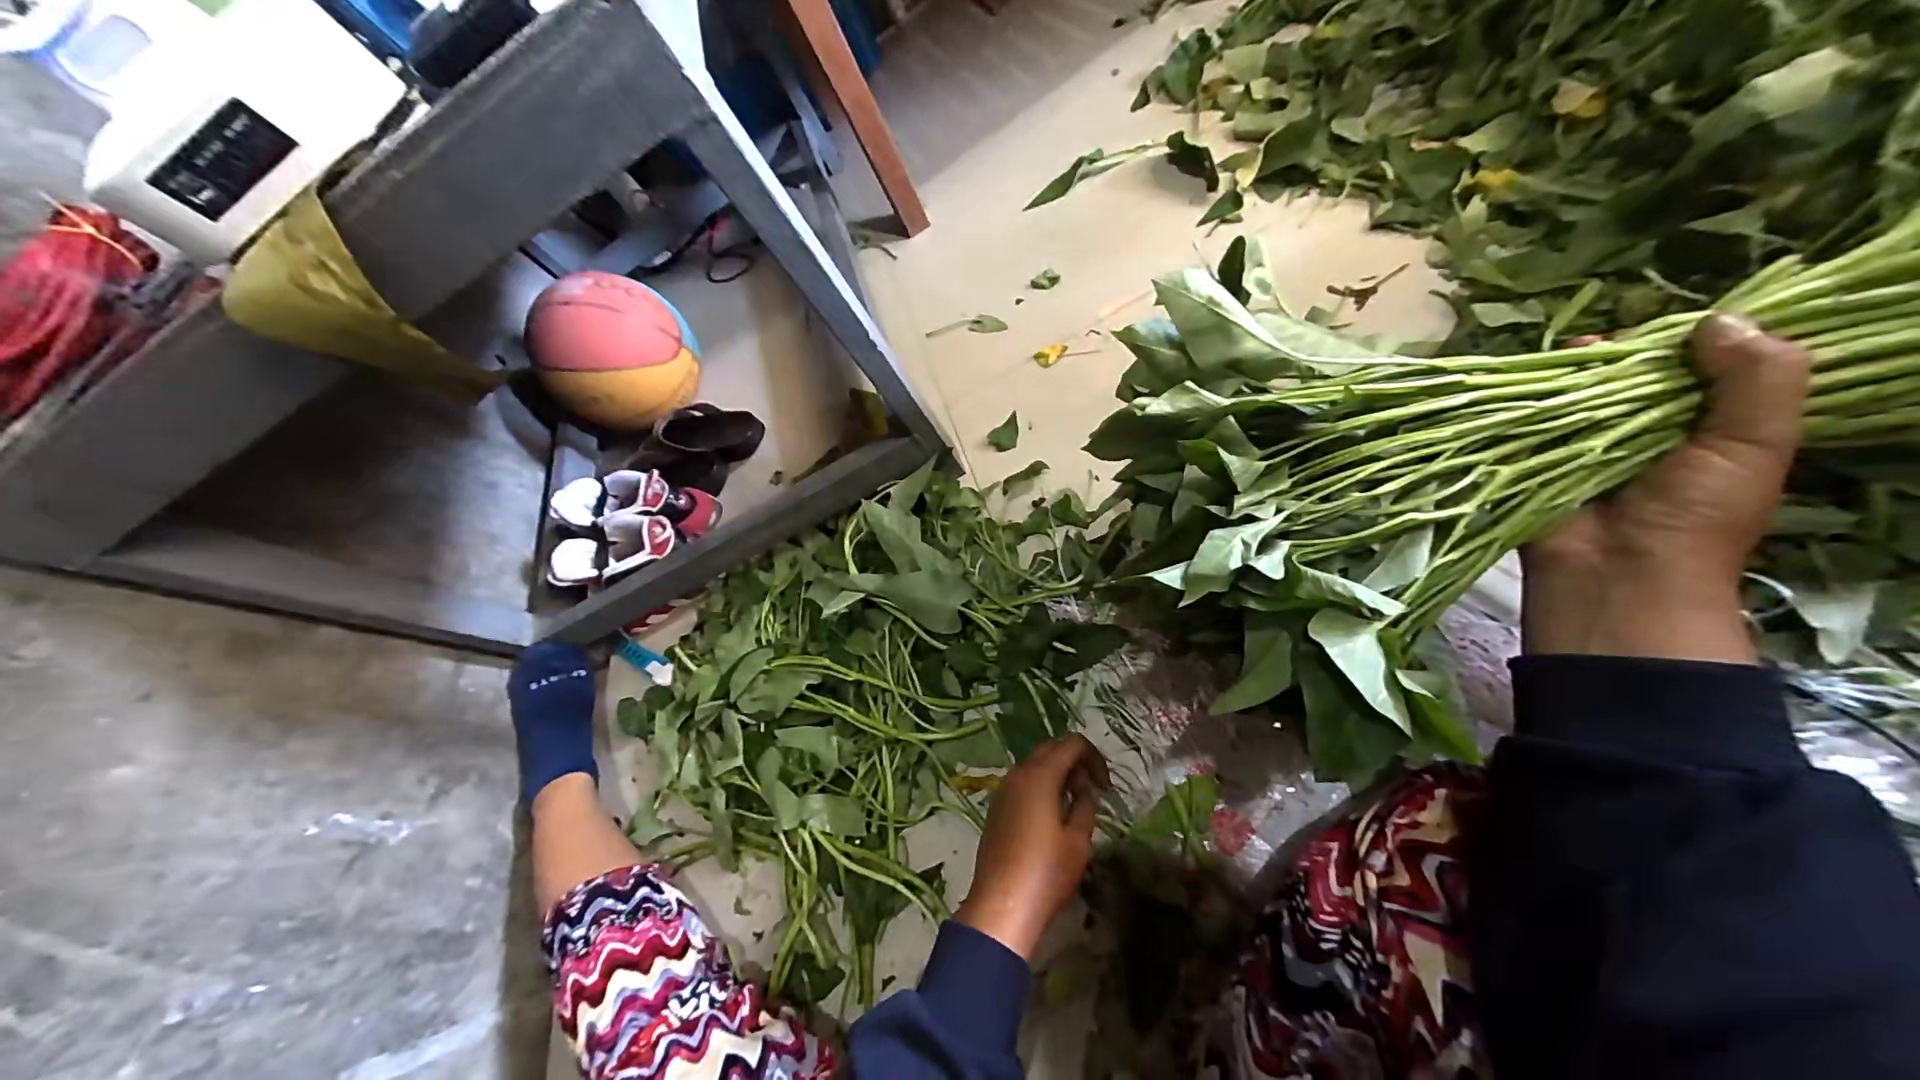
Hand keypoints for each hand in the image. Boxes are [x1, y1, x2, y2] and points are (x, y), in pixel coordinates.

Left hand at [956, 734, 1109, 960]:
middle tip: (1092, 791)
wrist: (1002, 904)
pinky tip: (1052, 816)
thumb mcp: (1078, 839)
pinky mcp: (996, 807)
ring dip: (1058, 774)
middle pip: (1051, 749)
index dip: (1094, 757)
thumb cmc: (1046, 872)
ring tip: (1075, 806)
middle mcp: (1018, 773)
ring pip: (1035, 765)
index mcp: (1040, 775)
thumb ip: (1086, 805)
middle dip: (1075, 762)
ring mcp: (1003, 789)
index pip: (1072, 743)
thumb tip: (1085, 790)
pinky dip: (1041, 787)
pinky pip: (1022, 783)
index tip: (1105, 786)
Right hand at [1522, 314, 1809, 662]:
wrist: (1617, 574)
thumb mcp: (1755, 443)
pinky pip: (1527, 422)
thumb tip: (1712, 320)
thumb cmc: (1696, 515)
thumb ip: (1759, 378)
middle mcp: (1640, 430)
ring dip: (1564, 375)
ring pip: (1574, 394)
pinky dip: (1523, 403)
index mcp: (1701, 423)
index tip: (1664, 328)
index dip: (1681, 341)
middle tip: (1596, 343)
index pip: (1692, 366)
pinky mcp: (1532, 460)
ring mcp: (1580, 446)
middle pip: (1626, 376)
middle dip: (1613, 355)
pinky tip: (1522, 383)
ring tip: (1559, 356)